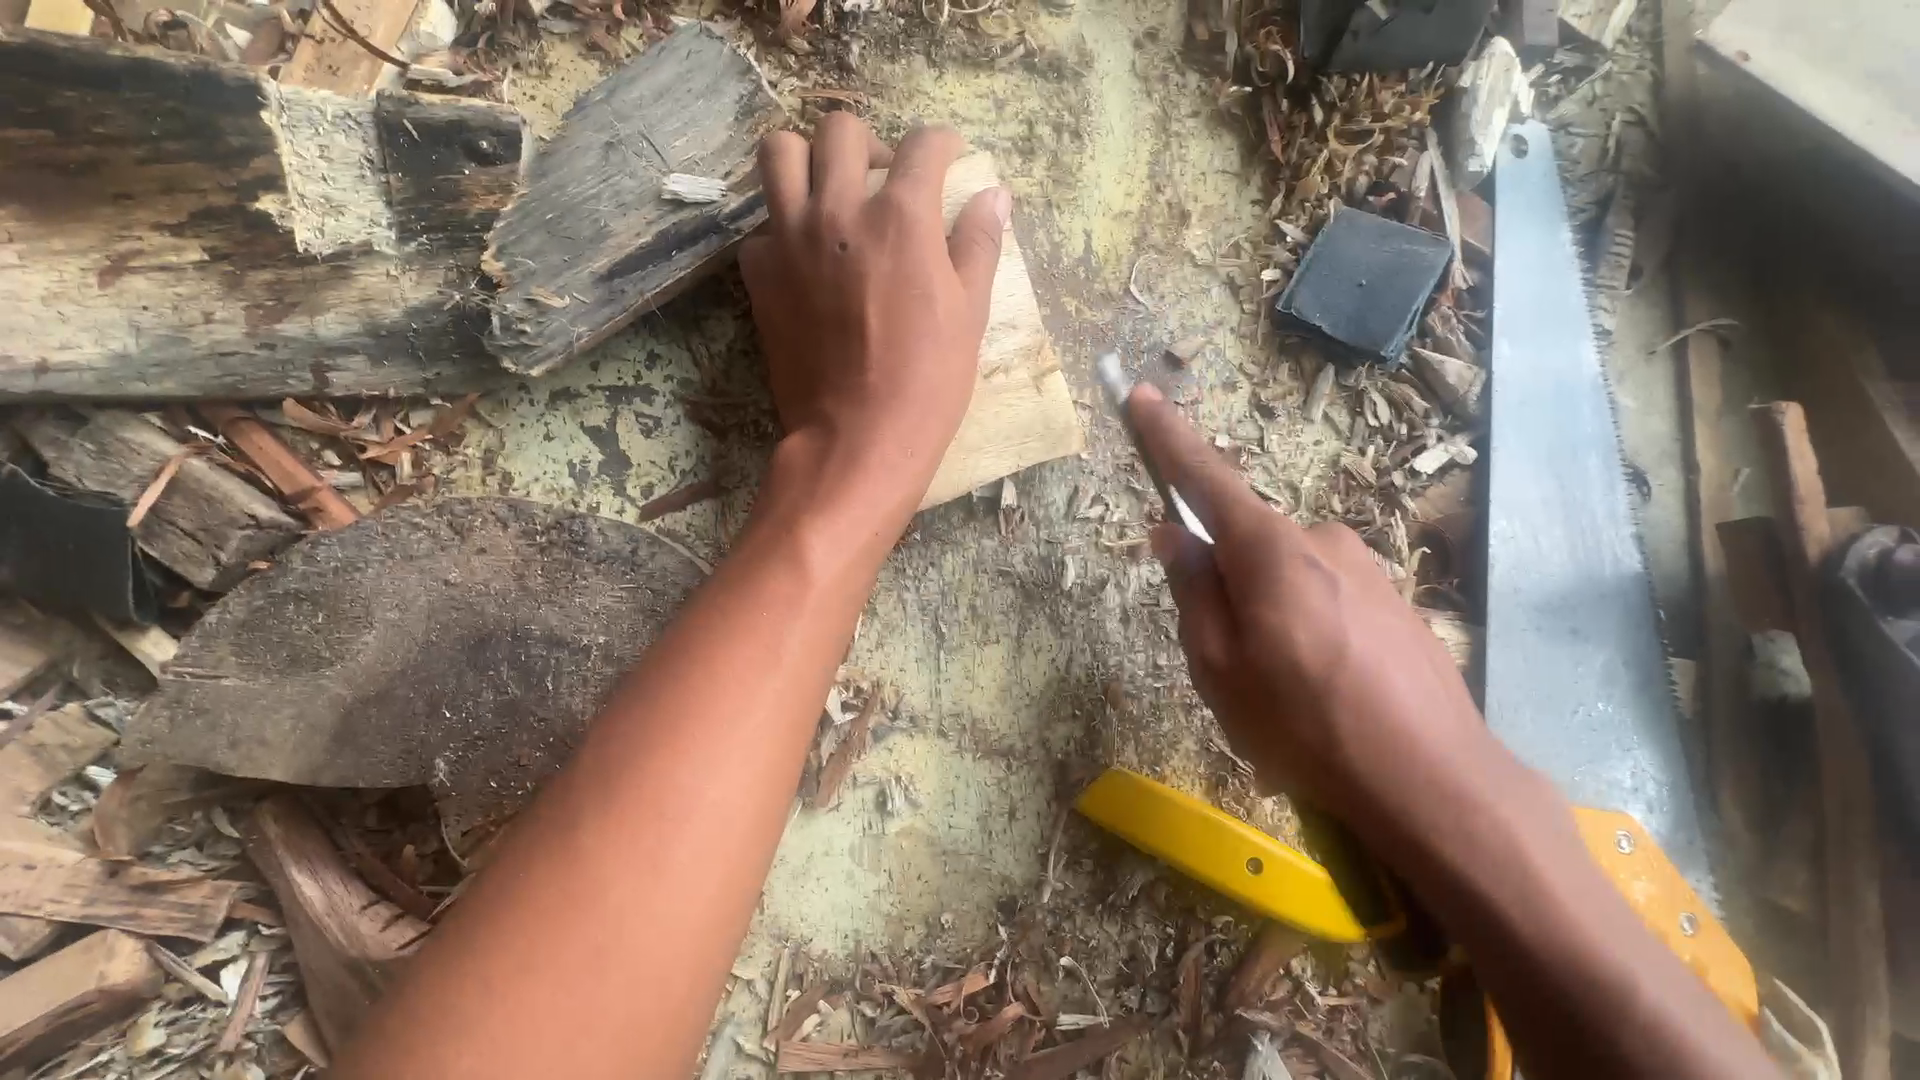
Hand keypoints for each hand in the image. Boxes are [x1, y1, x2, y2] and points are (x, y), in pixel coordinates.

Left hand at [739, 115, 1009, 526]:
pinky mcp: (759, 274)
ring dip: (809, 159)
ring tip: (830, 193)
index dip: (943, 143)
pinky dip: (780, 227)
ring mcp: (789, 240)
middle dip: (871, 144)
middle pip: (842, 130)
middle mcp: (838, 212)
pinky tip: (804, 256)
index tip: (949, 157)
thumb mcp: (969, 314)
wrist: (857, 439)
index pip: (923, 145)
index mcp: (901, 218)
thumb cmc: (927, 383)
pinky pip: (760, 225)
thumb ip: (979, 244)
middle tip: (885, 179)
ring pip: (780, 153)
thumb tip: (994, 195)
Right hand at [1129, 383, 1501, 841]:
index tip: (1141, 395)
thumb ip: (1192, 591)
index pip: (1205, 479)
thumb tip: (1172, 534)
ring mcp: (1366, 567)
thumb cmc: (1305, 725)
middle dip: (1225, 587)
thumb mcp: (1219, 668)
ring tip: (1286, 691)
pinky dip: (1310, 632)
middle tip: (1231, 662)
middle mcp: (1320, 539)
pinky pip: (1327, 598)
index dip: (1167, 438)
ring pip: (1286, 576)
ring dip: (1270, 616)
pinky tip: (1328, 692)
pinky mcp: (1396, 599)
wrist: (1435, 780)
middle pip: (1246, 544)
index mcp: (1268, 551)